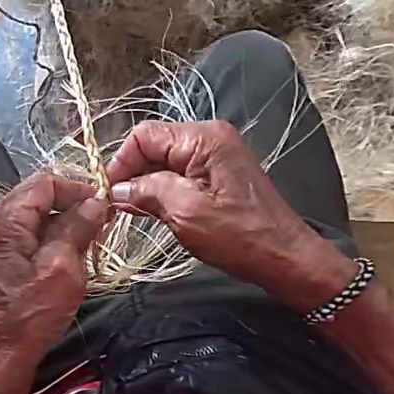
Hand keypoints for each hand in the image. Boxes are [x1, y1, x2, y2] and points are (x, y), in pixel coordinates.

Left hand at [0, 172, 109, 393]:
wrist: (6, 349)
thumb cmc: (34, 313)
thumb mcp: (63, 268)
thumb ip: (77, 227)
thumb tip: (96, 202)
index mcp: (2, 220)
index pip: (44, 183)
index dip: (77, 189)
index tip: (103, 204)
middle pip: (36, 193)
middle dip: (70, 203)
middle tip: (100, 219)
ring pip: (33, 210)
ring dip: (62, 218)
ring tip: (88, 235)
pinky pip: (26, 227)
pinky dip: (49, 231)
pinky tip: (69, 246)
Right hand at [106, 120, 352, 301]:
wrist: (284, 257)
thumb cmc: (238, 236)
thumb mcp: (185, 211)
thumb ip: (147, 191)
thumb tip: (117, 188)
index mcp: (202, 138)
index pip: (144, 136)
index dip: (121, 162)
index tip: (109, 193)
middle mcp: (208, 138)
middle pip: (153, 146)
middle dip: (131, 174)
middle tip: (115, 206)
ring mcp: (214, 156)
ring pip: (162, 162)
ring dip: (144, 185)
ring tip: (129, 211)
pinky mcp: (216, 175)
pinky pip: (177, 174)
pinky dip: (160, 190)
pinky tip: (148, 210)